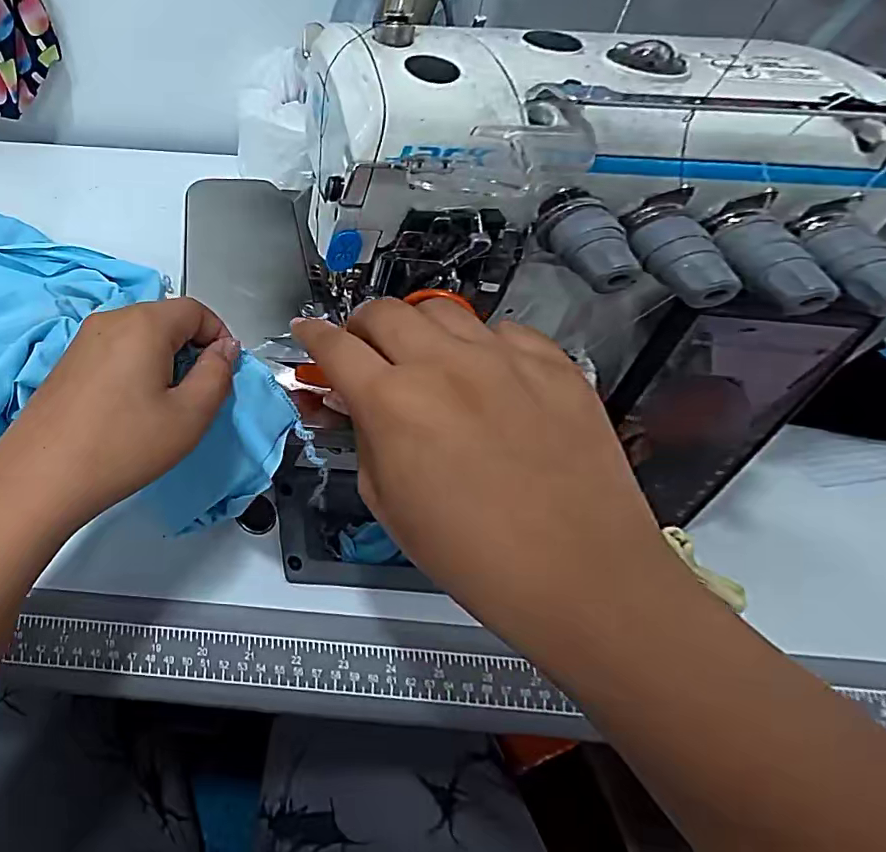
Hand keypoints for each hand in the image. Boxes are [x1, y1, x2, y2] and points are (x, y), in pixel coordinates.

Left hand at [0, 298, 239, 534]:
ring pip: (138, 336)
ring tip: (161, 408)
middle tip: (195, 395)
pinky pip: (113, 352)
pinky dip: (132, 370)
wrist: (41, 476)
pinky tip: (128, 411)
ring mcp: (83, 340)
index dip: (219, 336)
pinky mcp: (67, 362)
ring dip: (160, 361)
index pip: (196, 310)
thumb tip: (224, 349)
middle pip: (165, 319)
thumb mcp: (189, 416)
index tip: (224, 370)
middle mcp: (109, 320)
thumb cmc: (120, 446)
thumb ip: (218, 375)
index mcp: (143, 323)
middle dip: (189, 349)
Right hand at [290, 299, 698, 644]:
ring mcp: (504, 360)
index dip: (311, 335)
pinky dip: (481, 345)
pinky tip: (486, 375)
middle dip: (360, 327)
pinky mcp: (554, 366)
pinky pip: (503, 332)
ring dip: (417, 329)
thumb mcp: (384, 498)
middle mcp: (443, 366)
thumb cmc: (467, 551)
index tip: (307, 331)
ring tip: (423, 358)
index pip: (334, 346)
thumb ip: (362, 435)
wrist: (578, 575)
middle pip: (382, 312)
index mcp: (392, 402)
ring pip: (440, 310)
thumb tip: (354, 402)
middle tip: (364, 351)